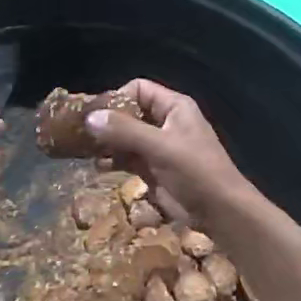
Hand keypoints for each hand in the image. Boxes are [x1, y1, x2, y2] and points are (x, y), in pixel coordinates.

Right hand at [83, 79, 256, 225]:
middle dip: (106, 122)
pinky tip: (99, 167)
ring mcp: (159, 146)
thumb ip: (125, 131)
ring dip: (106, 142)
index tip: (94, 115)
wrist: (220, 211)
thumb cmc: (195, 171)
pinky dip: (113, 160)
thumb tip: (90, 116)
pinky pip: (128, 158)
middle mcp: (165, 121)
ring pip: (125, 136)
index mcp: (174, 106)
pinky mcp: (154, 169)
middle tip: (79, 132)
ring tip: (84, 151)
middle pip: (129, 112)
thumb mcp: (160, 147)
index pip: (138, 89)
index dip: (117, 98)